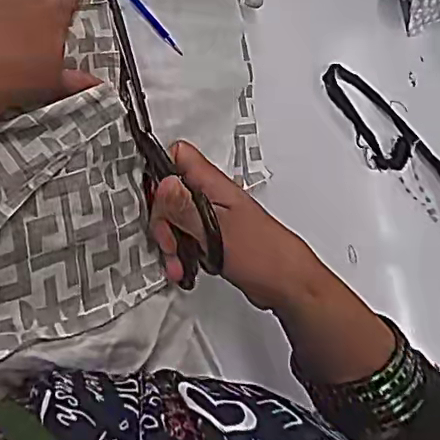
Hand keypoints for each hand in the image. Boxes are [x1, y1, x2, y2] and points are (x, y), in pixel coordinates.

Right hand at [149, 141, 335, 312]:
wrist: (288, 284)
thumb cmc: (264, 254)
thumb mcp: (216, 231)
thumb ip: (184, 207)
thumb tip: (162, 184)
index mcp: (213, 184)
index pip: (178, 155)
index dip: (159, 170)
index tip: (151, 196)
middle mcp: (212, 195)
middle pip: (170, 191)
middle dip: (162, 218)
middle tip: (169, 238)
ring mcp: (212, 216)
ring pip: (176, 217)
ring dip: (170, 240)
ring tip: (177, 259)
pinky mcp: (214, 237)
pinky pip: (186, 237)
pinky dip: (180, 252)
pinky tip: (183, 266)